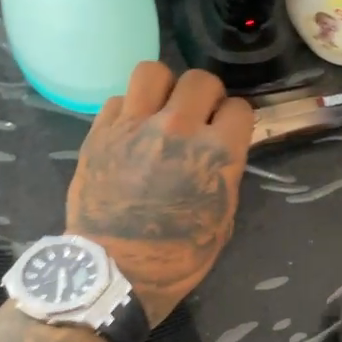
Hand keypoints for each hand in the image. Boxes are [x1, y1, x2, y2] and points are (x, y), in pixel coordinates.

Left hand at [67, 63, 251, 322]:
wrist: (118, 270)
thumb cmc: (179, 257)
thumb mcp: (222, 221)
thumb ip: (224, 178)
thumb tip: (219, 157)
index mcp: (217, 154)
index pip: (240, 108)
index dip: (237, 120)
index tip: (230, 131)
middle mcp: (178, 128)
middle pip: (200, 80)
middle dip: (207, 96)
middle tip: (200, 117)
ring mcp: (135, 125)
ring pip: (153, 72)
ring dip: (165, 88)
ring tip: (163, 110)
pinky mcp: (101, 131)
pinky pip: (120, 98)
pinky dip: (131, 110)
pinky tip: (133, 132)